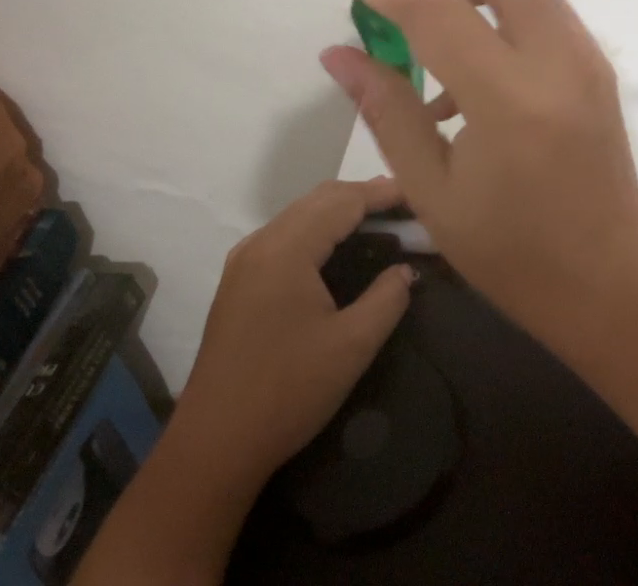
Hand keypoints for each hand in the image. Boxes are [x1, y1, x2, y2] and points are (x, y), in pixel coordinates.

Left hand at [172, 178, 416, 482]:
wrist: (216, 444)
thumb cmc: (288, 390)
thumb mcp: (353, 344)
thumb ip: (388, 297)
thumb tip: (405, 270)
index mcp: (286, 251)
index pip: (342, 201)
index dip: (383, 193)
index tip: (421, 193)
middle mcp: (260, 245)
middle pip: (318, 200)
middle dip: (363, 196)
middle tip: (407, 208)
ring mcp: (244, 264)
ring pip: (299, 216)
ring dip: (340, 212)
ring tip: (382, 223)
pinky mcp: (239, 285)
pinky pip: (286, 237)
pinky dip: (319, 230)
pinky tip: (341, 250)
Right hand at [316, 0, 637, 315]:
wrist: (609, 282)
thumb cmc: (515, 255)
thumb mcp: (434, 192)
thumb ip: (387, 110)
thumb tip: (340, 52)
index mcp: (512, 97)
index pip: (435, 4)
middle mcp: (559, 57)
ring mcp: (584, 55)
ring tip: (414, 28)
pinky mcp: (592, 63)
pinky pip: (536, 5)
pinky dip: (490, 7)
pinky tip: (454, 71)